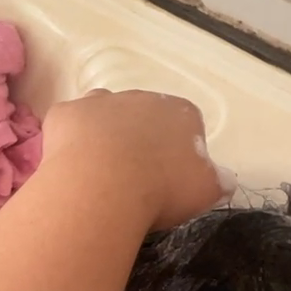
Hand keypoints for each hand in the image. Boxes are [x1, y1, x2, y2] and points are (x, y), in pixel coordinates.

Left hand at [41, 89, 226, 229]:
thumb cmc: (161, 190)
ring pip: (104, 115)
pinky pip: (69, 125)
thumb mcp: (205, 192)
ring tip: (99, 173)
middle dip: (140, 141)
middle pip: (144, 117)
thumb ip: (218, 181)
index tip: (170, 179)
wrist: (103, 187)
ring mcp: (100, 102)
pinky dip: (70, 142)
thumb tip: (225, 179)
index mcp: (181, 113)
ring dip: (104, 135)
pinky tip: (70, 168)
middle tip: (133, 180)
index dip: (179, 151)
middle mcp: (141, 98)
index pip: (187, 125)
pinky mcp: (65, 113)